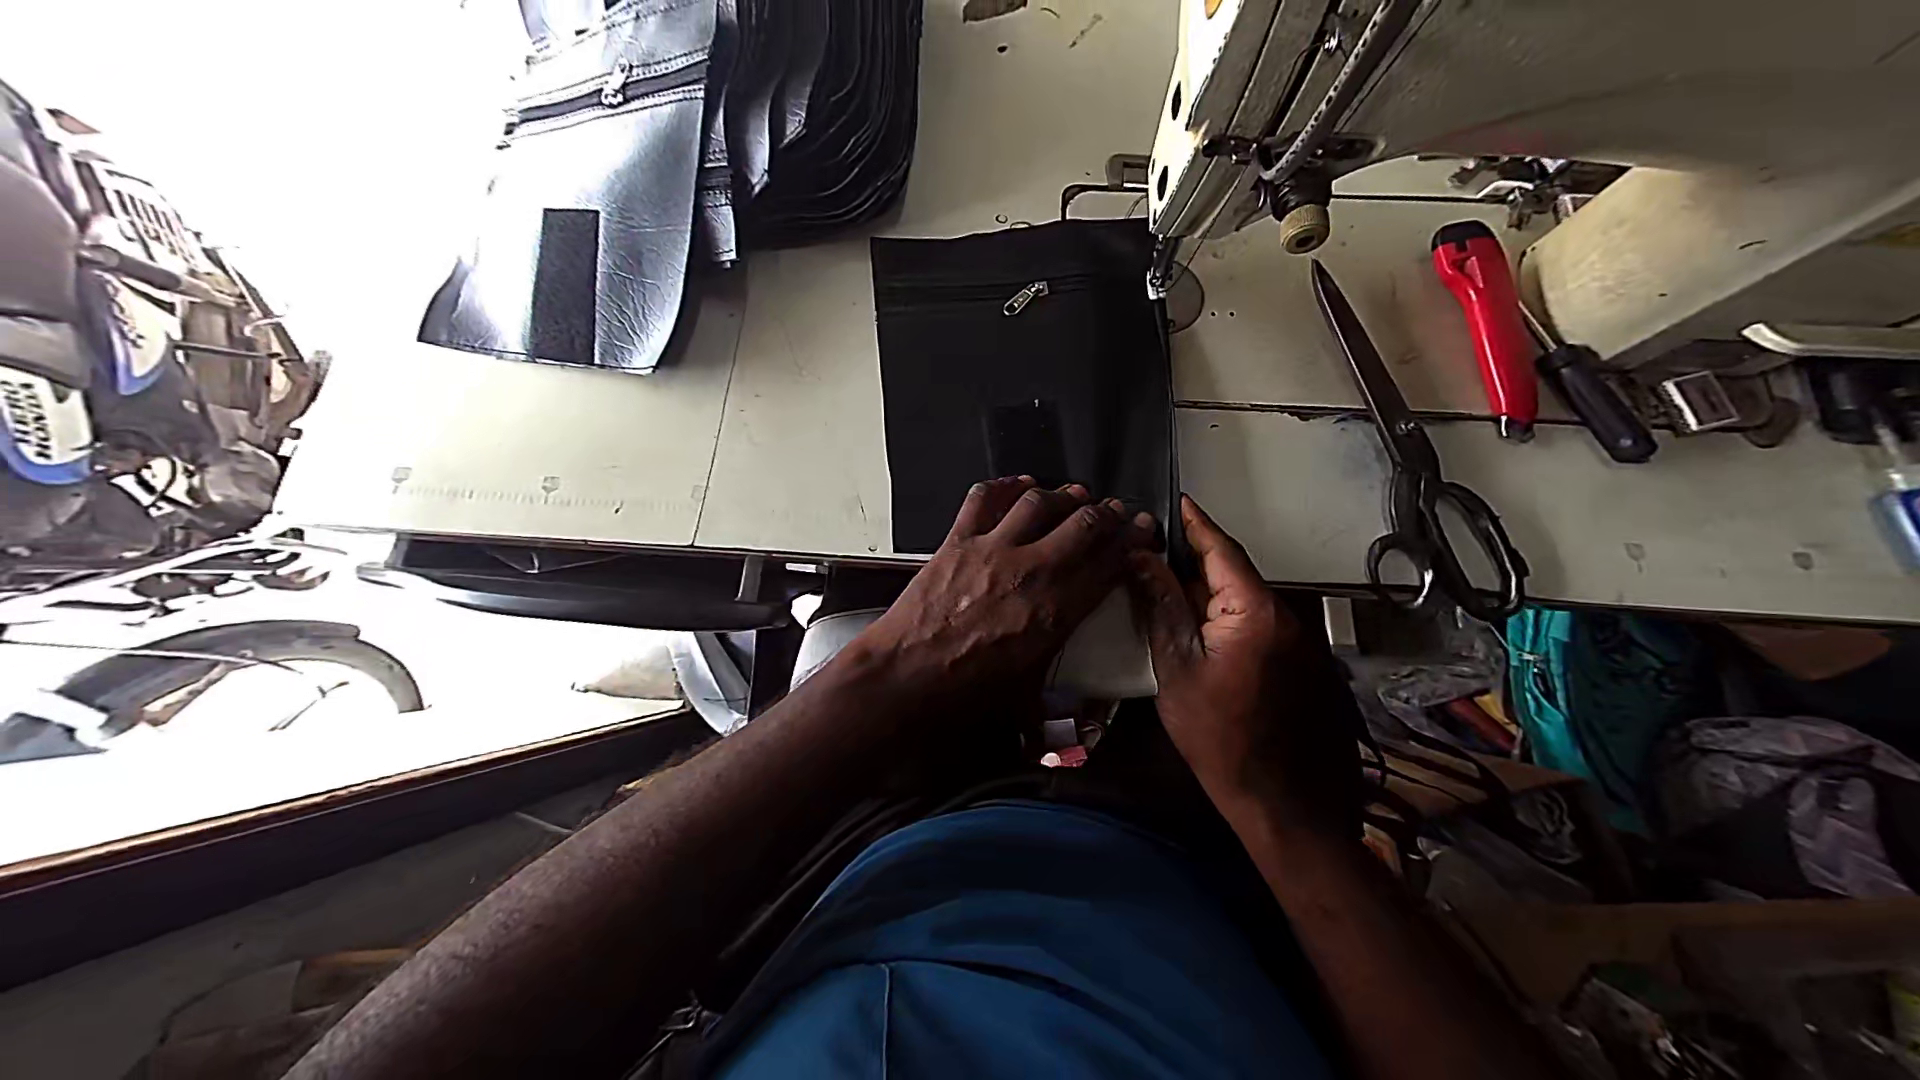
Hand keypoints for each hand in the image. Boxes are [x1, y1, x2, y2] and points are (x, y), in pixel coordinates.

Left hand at [852, 476, 1152, 706]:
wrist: (906, 674)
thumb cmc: (962, 687)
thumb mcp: (1027, 691)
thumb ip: (1060, 687)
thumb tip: (1081, 710)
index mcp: (1055, 611)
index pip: (1110, 564)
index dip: (1133, 543)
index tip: (1142, 533)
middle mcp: (1030, 572)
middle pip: (1085, 524)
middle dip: (1109, 512)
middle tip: (1116, 510)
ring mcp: (992, 551)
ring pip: (1040, 503)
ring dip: (1064, 496)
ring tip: (1075, 496)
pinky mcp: (958, 541)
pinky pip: (985, 498)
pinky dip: (1005, 485)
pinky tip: (1020, 484)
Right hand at [1129, 495, 1346, 827]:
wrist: (1277, 799)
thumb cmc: (1216, 734)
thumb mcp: (1177, 666)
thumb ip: (1162, 605)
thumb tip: (1142, 558)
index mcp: (1254, 610)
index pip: (1221, 550)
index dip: (1196, 524)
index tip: (1177, 501)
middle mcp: (1283, 615)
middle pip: (1231, 572)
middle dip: (1193, 558)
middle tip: (1152, 545)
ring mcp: (1294, 638)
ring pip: (1241, 597)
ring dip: (1206, 587)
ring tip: (1164, 580)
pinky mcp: (1294, 659)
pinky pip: (1253, 620)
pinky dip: (1222, 612)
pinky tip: (1194, 620)